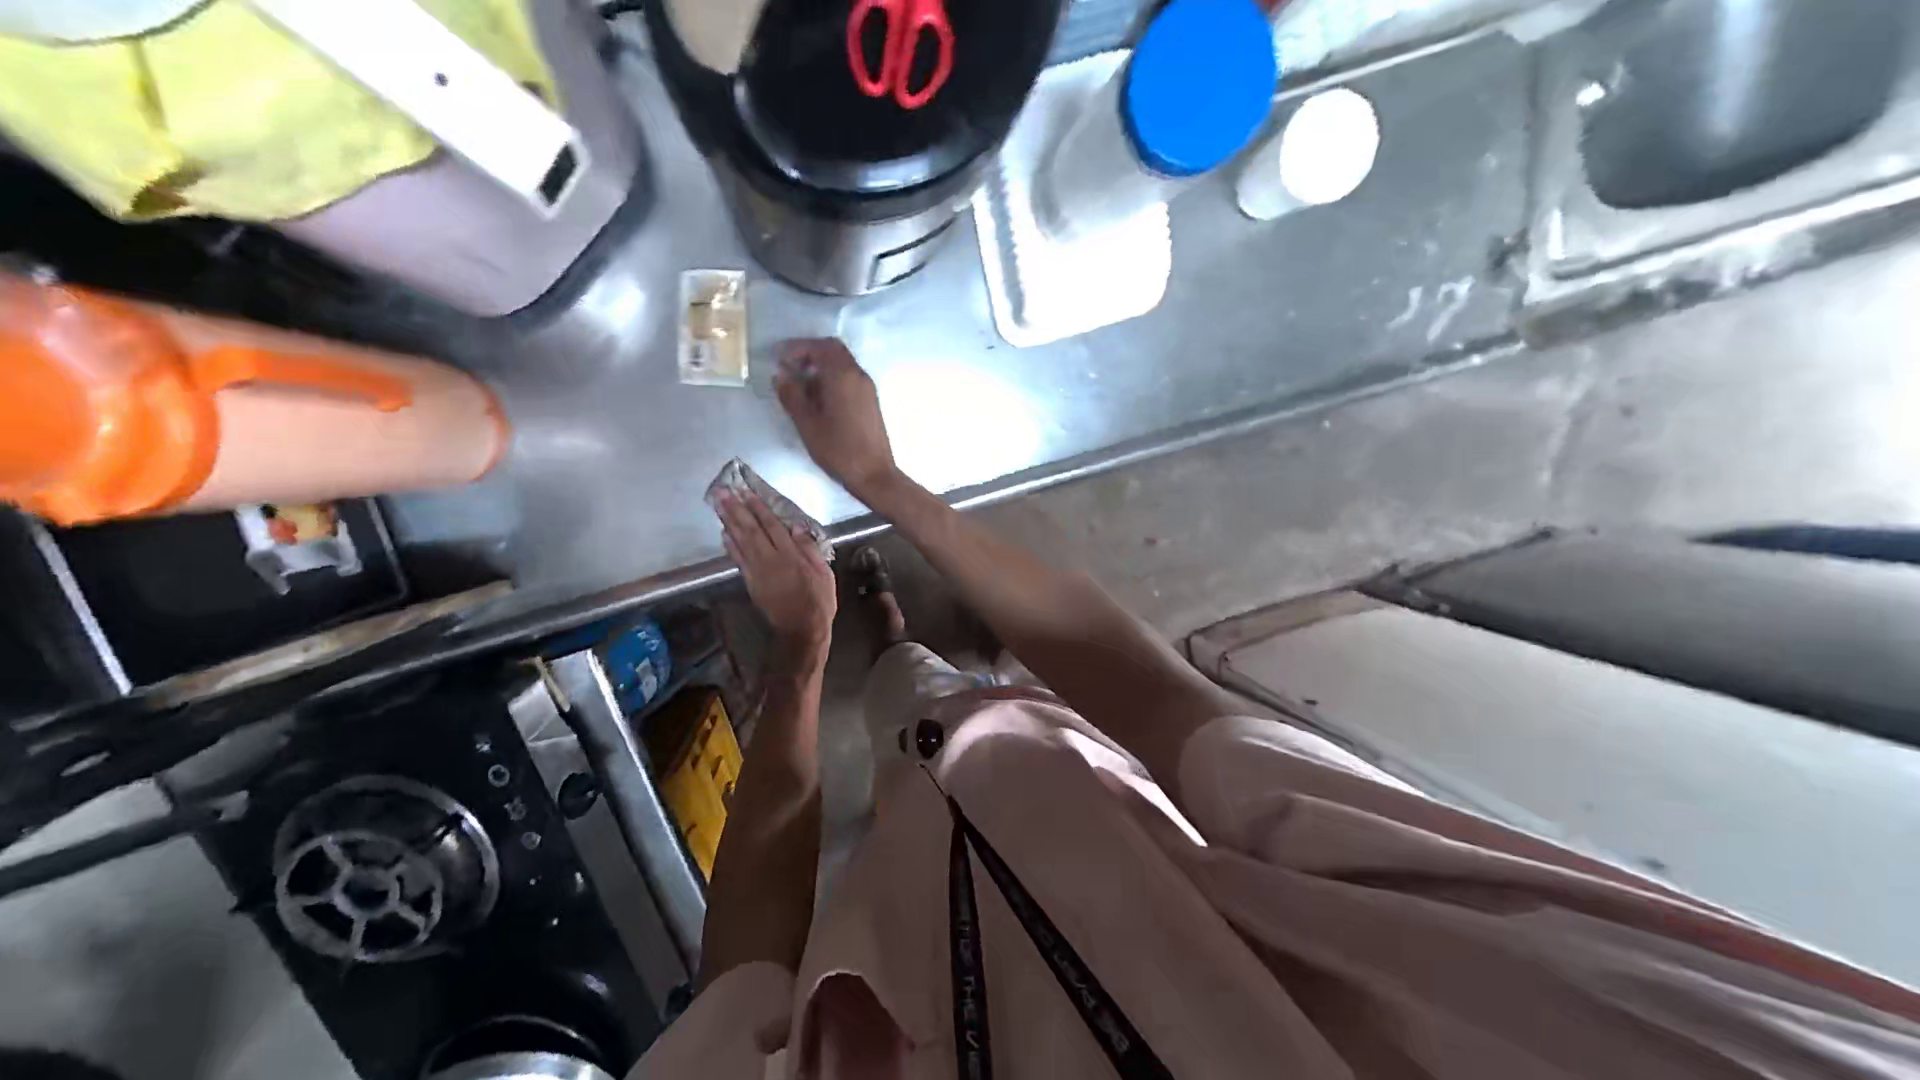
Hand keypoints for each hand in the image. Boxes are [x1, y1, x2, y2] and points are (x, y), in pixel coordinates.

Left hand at [717, 490, 836, 652]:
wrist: (802, 629)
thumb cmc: (818, 600)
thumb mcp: (824, 573)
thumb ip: (809, 549)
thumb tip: (797, 527)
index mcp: (791, 555)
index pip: (772, 526)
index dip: (758, 508)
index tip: (746, 491)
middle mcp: (770, 560)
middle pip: (750, 529)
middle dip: (736, 509)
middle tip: (722, 491)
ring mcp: (757, 571)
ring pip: (740, 541)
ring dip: (728, 521)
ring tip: (718, 505)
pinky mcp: (751, 582)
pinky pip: (737, 559)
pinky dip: (729, 545)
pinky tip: (723, 533)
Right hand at [773, 338, 899, 502]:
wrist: (874, 474)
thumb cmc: (838, 450)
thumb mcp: (807, 424)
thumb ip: (792, 396)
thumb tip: (781, 375)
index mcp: (843, 376)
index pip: (819, 346)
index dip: (796, 347)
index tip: (778, 357)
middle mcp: (858, 375)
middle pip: (833, 350)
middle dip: (809, 353)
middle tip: (788, 367)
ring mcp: (867, 387)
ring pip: (842, 363)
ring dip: (820, 366)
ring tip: (799, 384)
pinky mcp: (870, 400)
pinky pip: (849, 377)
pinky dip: (831, 378)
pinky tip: (817, 397)